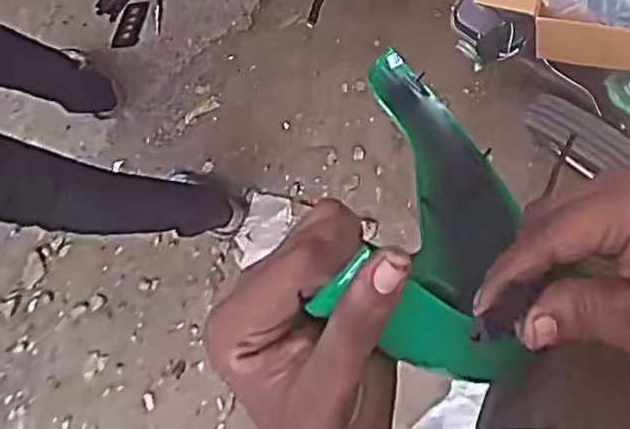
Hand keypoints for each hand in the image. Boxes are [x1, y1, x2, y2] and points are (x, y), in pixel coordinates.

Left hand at [208, 200, 408, 428]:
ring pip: (329, 221)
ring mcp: (279, 273)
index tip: (368, 298)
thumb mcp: (335, 389)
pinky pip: (341, 229)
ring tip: (358, 304)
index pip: (301, 257)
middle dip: (350, 259)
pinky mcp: (306, 263)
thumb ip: (358, 323)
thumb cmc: (319, 425)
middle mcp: (252, 289)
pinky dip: (362, 250)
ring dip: (358, 253)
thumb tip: (391, 261)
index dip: (345, 267)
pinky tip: (361, 289)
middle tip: (361, 308)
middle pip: (314, 231)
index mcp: (239, 321)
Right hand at [474, 172, 629, 374]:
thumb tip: (525, 322)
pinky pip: (570, 217)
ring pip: (552, 214)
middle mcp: (610, 186)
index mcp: (617, 207)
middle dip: (517, 263)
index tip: (483, 307)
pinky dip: (552, 246)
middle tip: (499, 311)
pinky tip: (548, 278)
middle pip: (543, 218)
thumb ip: (579, 313)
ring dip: (532, 254)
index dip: (510, 272)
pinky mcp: (620, 201)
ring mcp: (615, 189)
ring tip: (518, 300)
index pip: (547, 236)